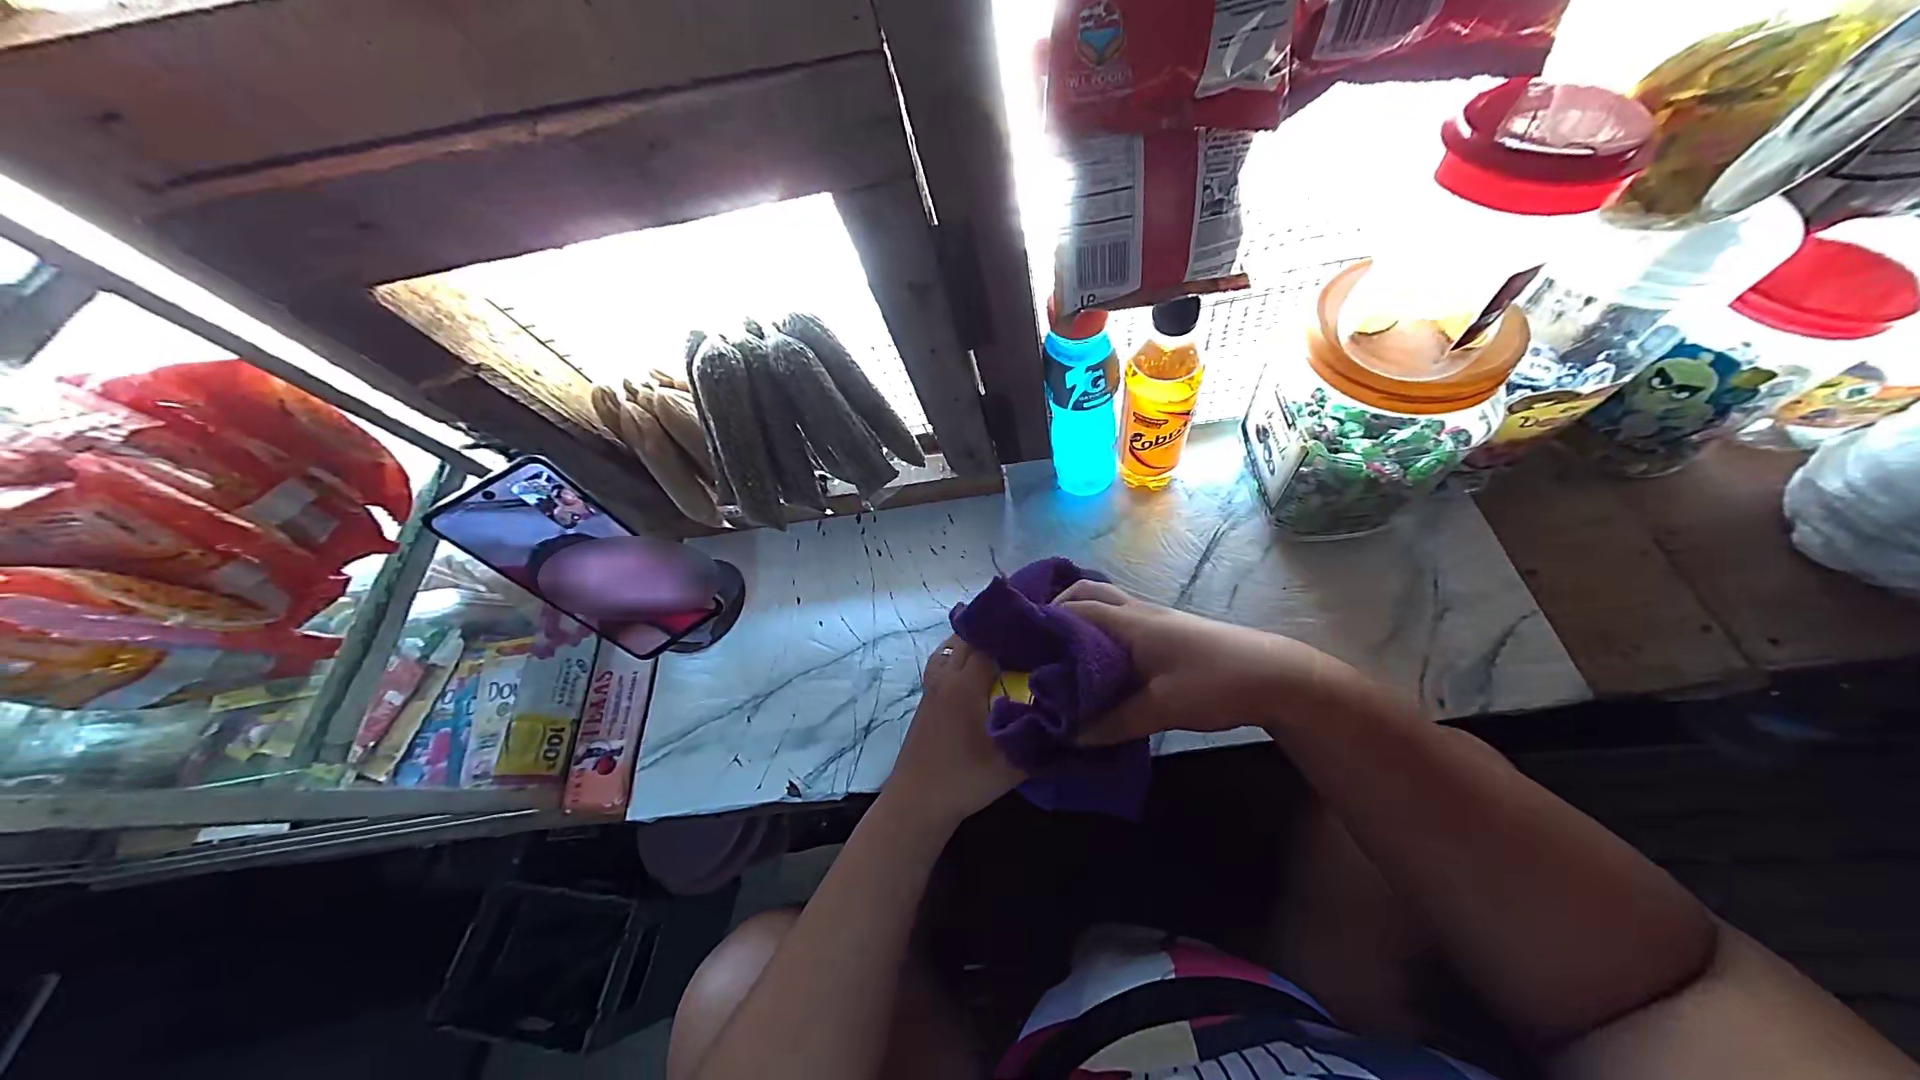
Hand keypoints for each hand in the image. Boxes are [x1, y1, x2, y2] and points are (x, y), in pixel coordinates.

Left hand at [882, 635, 1021, 828]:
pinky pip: (942, 661)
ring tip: (1001, 643)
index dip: (1013, 630)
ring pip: (950, 647)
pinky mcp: (926, 699)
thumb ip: (1040, 736)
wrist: (917, 802)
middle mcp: (946, 677)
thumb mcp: (1012, 762)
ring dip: (974, 640)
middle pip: (967, 636)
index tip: (1039, 626)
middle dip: (996, 630)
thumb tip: (1069, 715)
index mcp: (965, 685)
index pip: (988, 640)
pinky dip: (959, 654)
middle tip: (1026, 632)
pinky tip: (974, 667)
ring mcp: (932, 687)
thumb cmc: (965, 780)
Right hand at [1055, 581, 1368, 743]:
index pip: (1074, 609)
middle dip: (1057, 608)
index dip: (1043, 620)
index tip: (1018, 641)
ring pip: (1106, 602)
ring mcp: (1155, 617)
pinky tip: (1098, 657)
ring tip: (1059, 648)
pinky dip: (1100, 626)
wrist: (1276, 675)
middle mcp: (1138, 611)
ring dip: (1080, 615)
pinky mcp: (1168, 630)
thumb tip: (1069, 737)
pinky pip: (1122, 616)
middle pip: (1087, 593)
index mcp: (1130, 623)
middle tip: (1036, 640)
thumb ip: (1113, 723)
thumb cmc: (1215, 684)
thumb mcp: (1161, 709)